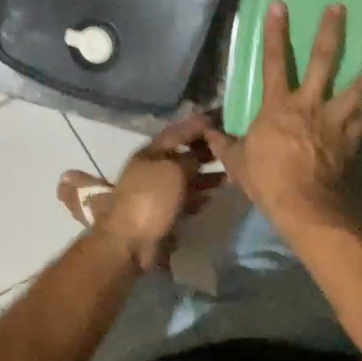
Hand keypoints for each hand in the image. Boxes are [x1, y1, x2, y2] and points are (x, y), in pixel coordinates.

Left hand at [92, 113, 220, 269]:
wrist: (131, 242)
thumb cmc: (150, 199)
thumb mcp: (173, 170)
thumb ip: (190, 158)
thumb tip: (199, 156)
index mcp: (150, 153)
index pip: (176, 132)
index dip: (196, 125)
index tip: (218, 118)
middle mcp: (153, 169)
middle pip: (182, 155)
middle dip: (205, 150)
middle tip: (230, 147)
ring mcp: (157, 193)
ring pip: (186, 178)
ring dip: (207, 175)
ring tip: (230, 174)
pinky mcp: (163, 214)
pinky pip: (186, 200)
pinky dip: (200, 196)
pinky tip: (215, 196)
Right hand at [207, 1, 361, 229]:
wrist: (302, 204)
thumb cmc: (266, 180)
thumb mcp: (237, 162)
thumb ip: (223, 144)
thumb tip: (207, 133)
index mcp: (278, 106)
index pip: (274, 62)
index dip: (275, 33)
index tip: (279, 5)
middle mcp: (309, 105)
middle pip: (323, 61)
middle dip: (330, 32)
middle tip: (339, 8)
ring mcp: (333, 121)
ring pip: (357, 88)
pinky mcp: (349, 140)